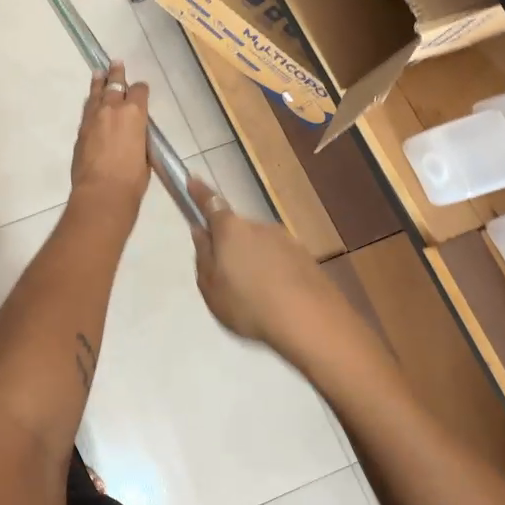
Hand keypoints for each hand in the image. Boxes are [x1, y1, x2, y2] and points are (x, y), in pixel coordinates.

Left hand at [70, 61, 151, 215]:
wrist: (102, 192)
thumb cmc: (132, 179)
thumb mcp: (146, 155)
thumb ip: (140, 138)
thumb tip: (135, 134)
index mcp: (135, 113)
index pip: (139, 91)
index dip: (141, 89)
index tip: (141, 89)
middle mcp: (113, 109)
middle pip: (114, 85)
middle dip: (116, 74)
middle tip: (115, 63)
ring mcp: (94, 118)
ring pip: (96, 94)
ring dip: (99, 84)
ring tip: (99, 73)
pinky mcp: (81, 130)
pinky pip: (87, 110)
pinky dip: (91, 103)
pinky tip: (91, 101)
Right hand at [185, 177, 335, 345]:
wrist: (312, 324)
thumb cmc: (249, 305)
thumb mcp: (211, 288)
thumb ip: (203, 257)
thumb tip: (201, 232)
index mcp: (231, 230)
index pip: (210, 202)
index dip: (199, 192)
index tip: (191, 179)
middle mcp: (259, 226)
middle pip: (237, 229)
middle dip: (230, 244)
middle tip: (225, 275)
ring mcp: (287, 241)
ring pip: (261, 246)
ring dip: (254, 261)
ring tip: (253, 295)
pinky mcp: (307, 259)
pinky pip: (281, 261)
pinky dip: (274, 273)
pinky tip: (276, 299)